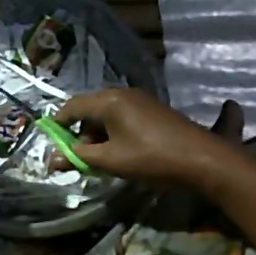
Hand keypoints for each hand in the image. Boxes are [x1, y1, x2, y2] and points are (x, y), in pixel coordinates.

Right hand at [54, 89, 236, 188]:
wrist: (203, 160)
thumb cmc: (151, 158)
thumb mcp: (111, 161)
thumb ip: (79, 157)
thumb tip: (52, 160)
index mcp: (108, 101)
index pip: (72, 107)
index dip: (58, 124)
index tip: (51, 143)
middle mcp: (122, 93)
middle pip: (89, 108)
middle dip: (79, 131)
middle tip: (79, 156)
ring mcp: (140, 99)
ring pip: (106, 112)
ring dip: (97, 133)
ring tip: (100, 158)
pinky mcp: (153, 109)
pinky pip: (122, 115)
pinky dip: (113, 130)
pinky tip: (119, 151)